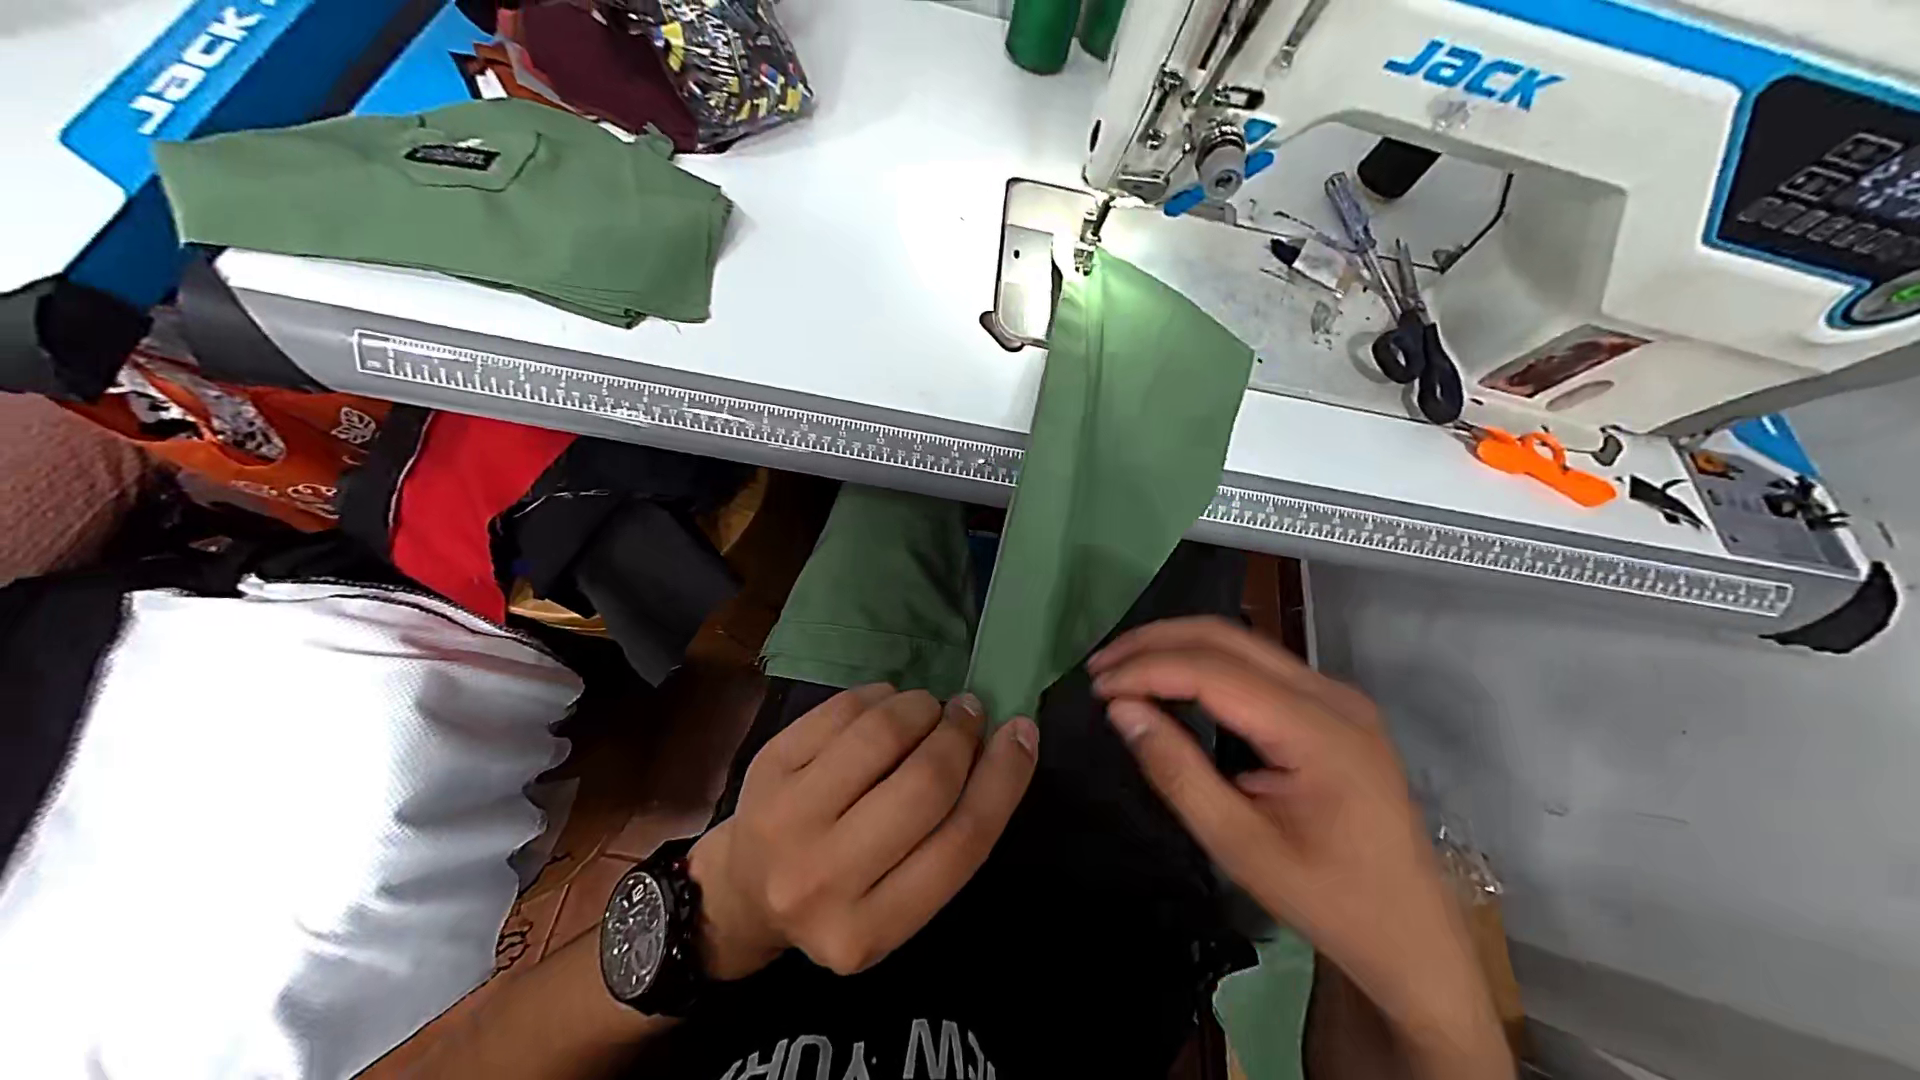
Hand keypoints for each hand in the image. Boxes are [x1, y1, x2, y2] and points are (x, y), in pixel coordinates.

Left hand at [688, 685, 1038, 978]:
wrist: (746, 889)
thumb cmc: (839, 894)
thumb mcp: (898, 896)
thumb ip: (951, 832)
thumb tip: (1007, 738)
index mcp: (870, 930)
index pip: (962, 842)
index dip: (1004, 778)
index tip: (1023, 732)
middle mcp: (823, 880)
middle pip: (925, 784)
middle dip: (961, 735)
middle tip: (970, 714)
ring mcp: (786, 819)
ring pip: (881, 735)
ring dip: (923, 707)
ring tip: (930, 708)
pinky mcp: (766, 767)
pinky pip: (842, 710)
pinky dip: (881, 696)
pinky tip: (888, 704)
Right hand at [1088, 618, 1507, 1076]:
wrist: (1412, 933)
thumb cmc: (1326, 898)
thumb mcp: (1239, 845)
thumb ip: (1176, 771)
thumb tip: (1121, 709)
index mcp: (1317, 730)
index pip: (1213, 671)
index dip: (1146, 669)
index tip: (1096, 688)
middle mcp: (1330, 694)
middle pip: (1226, 637)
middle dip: (1153, 642)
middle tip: (1098, 668)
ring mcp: (1335, 694)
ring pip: (1239, 641)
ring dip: (1175, 646)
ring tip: (1121, 668)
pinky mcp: (1329, 703)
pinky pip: (1254, 661)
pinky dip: (1201, 661)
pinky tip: (1170, 678)